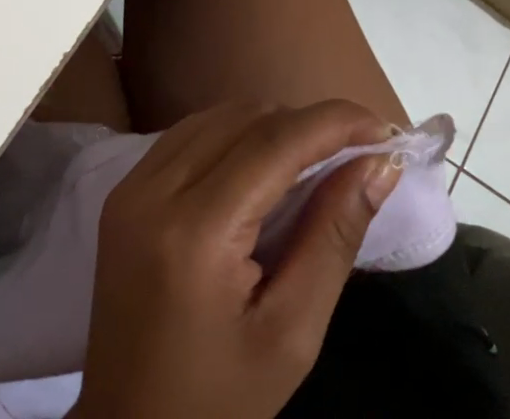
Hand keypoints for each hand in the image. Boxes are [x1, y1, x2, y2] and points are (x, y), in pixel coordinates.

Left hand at [70, 100, 403, 418]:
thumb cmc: (219, 398)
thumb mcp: (292, 332)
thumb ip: (333, 238)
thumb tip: (379, 165)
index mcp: (195, 232)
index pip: (275, 142)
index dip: (336, 122)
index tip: (386, 131)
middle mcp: (152, 192)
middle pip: (246, 119)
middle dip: (309, 124)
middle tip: (358, 155)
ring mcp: (130, 189)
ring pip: (216, 117)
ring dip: (272, 126)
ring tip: (317, 162)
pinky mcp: (123, 194)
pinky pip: (188, 136)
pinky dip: (235, 136)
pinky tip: (263, 169)